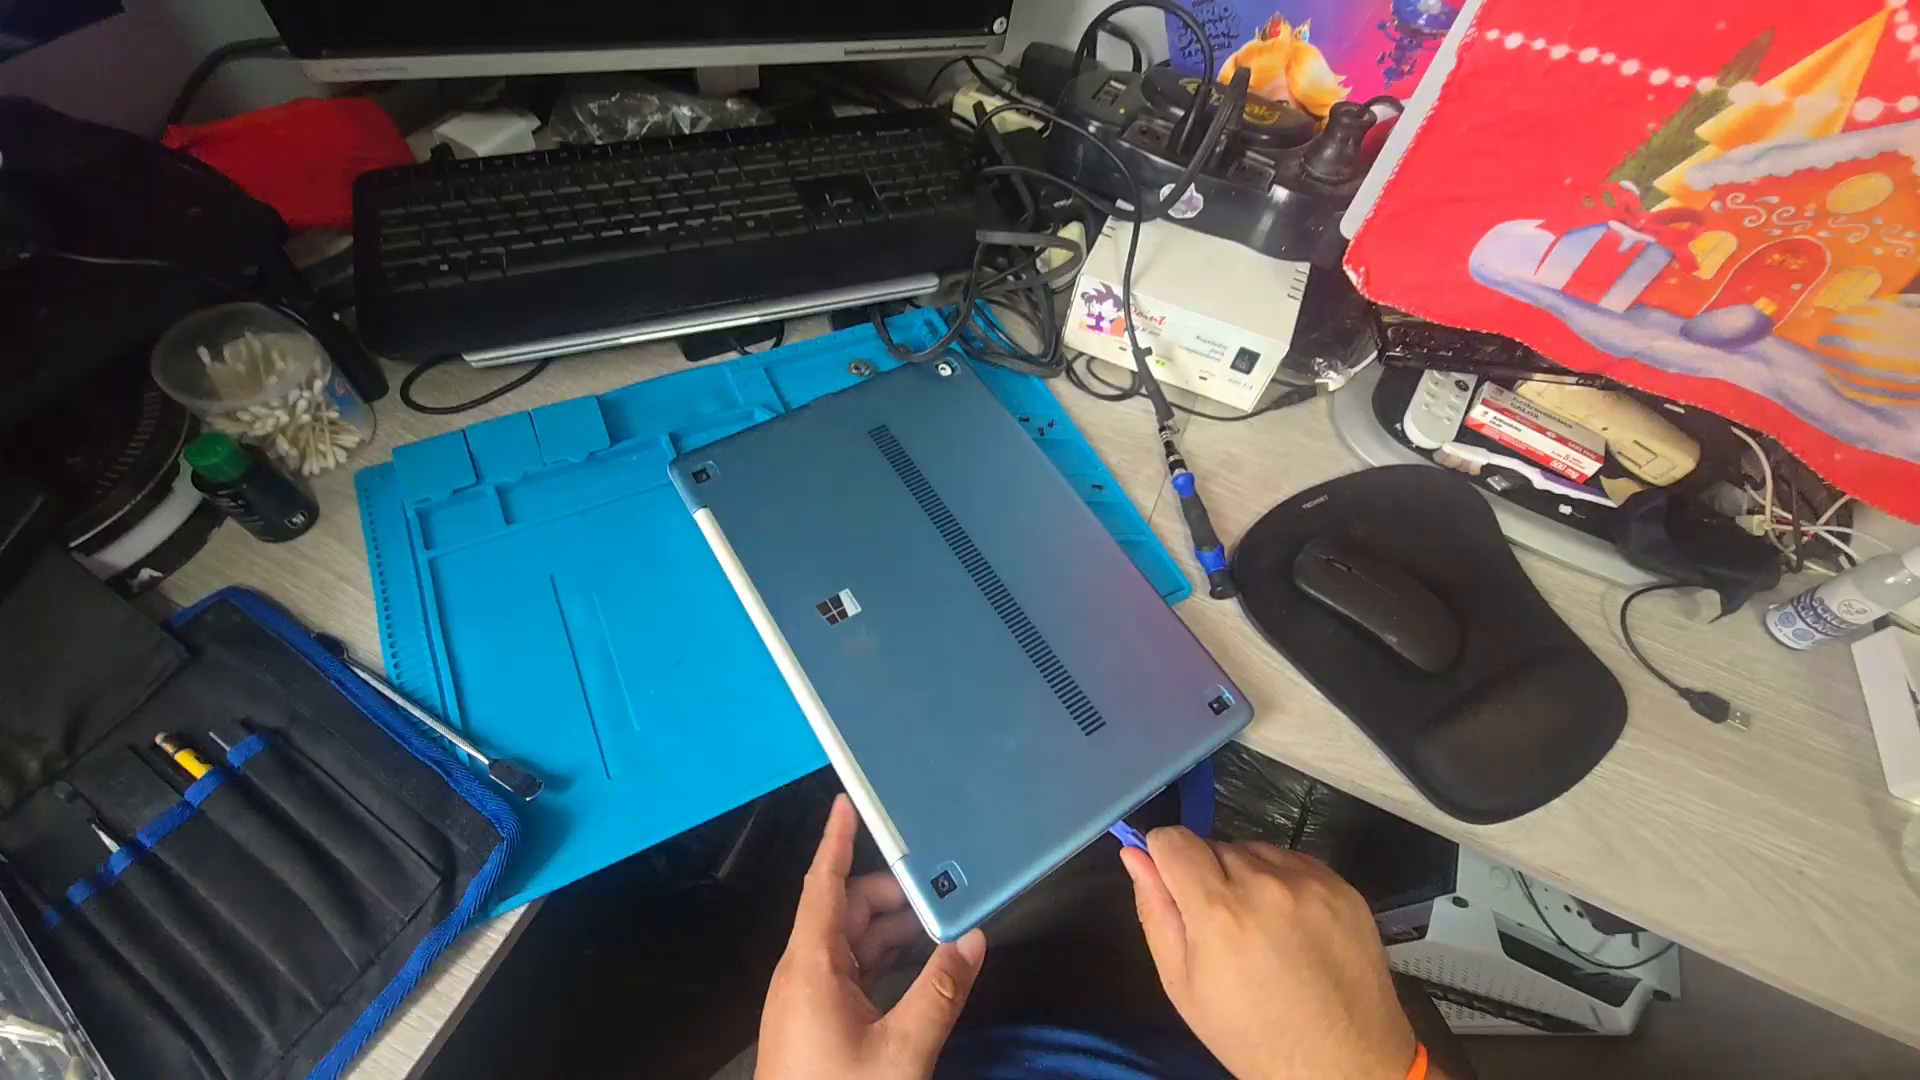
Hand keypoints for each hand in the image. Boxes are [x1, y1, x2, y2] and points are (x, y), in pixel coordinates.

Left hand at [755, 795, 987, 1079]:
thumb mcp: (901, 1052)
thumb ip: (939, 992)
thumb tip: (973, 940)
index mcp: (812, 964)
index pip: (824, 884)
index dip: (835, 839)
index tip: (848, 800)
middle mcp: (805, 970)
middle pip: (845, 909)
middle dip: (890, 892)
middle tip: (937, 882)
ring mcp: (809, 996)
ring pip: (852, 940)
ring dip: (892, 928)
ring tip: (938, 919)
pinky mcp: (818, 1020)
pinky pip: (853, 968)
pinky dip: (885, 957)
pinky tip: (919, 960)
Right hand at [1121, 828, 1417, 1079]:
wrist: (1348, 1068)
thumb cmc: (1251, 1034)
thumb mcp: (1182, 985)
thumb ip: (1155, 911)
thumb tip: (1134, 854)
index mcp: (1218, 911)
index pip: (1172, 839)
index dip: (1164, 858)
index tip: (1174, 886)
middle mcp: (1264, 884)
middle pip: (1212, 845)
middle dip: (1208, 875)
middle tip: (1223, 926)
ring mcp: (1308, 882)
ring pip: (1251, 849)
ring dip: (1246, 875)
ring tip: (1262, 927)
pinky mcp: (1341, 886)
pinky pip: (1291, 859)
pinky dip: (1282, 880)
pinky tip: (1292, 924)